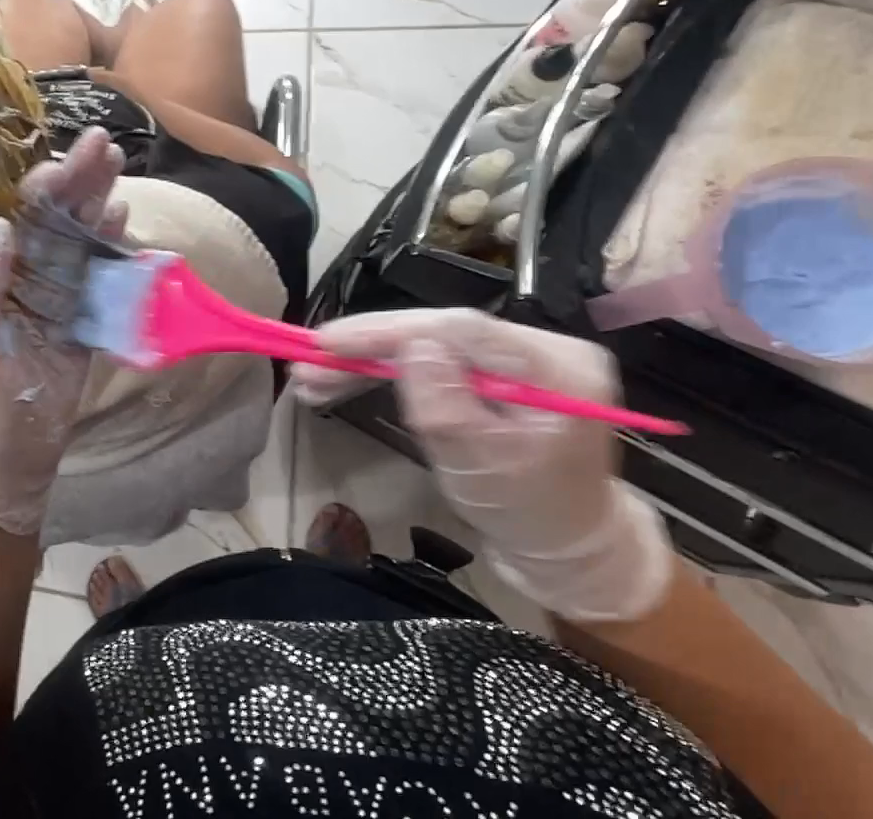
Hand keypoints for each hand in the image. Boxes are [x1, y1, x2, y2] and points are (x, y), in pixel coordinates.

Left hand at [0, 128, 124, 536]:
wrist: (10, 457)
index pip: (21, 223)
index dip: (42, 190)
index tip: (63, 162)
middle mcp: (27, 282)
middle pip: (55, 224)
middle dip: (78, 183)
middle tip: (103, 145)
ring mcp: (58, 302)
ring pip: (81, 245)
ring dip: (97, 208)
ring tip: (116, 168)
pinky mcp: (83, 326)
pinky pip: (100, 284)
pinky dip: (112, 254)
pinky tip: (122, 222)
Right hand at [292, 308, 673, 621]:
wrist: (565, 543)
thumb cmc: (524, 510)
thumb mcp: (478, 462)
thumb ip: (444, 401)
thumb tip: (412, 347)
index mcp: (555, 368)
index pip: (459, 329)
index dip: (387, 331)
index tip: (326, 343)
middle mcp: (543, 349)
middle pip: (439, 332)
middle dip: (368, 345)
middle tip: (307, 364)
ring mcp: (520, 358)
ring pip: (428, 345)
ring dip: (367, 359)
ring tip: (312, 378)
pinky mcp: (497, 372)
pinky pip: (434, 360)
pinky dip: (387, 369)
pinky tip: (343, 379)